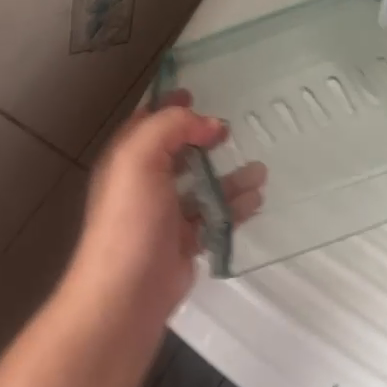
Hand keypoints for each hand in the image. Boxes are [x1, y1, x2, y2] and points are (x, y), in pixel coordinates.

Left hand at [68, 91, 265, 319]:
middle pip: (177, 151)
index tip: (196, 91)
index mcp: (126, 161)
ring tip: (260, 170)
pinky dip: (234, 207)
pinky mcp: (183, 243)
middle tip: (231, 131)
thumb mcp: (139, 158)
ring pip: (201, 186)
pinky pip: (213, 217)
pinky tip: (255, 201)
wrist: (126, 295)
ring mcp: (163, 216)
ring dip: (229, 176)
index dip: (168, 104)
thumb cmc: (130, 221)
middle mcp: (143, 184)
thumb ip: (171, 127)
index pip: (146, 122)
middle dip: (204, 139)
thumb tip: (207, 123)